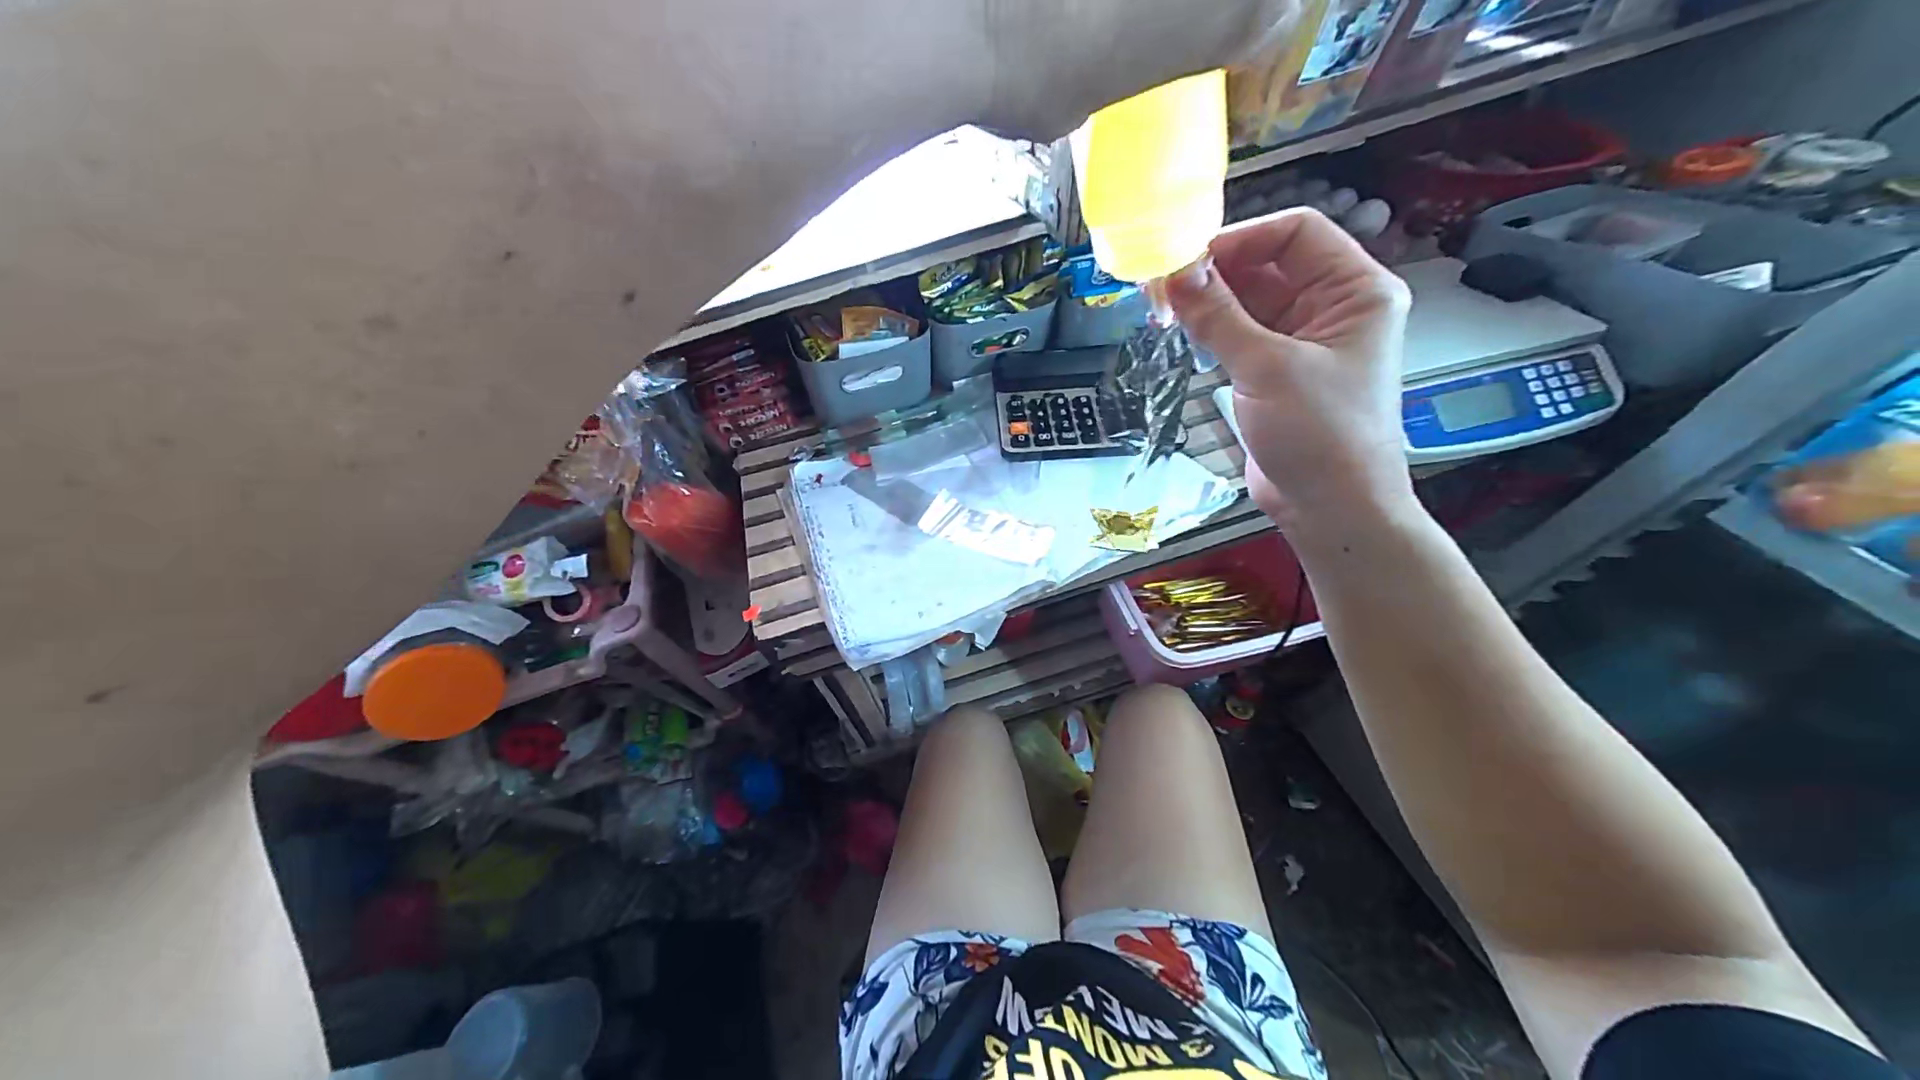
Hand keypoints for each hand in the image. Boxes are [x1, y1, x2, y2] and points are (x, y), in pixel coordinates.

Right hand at [1166, 208, 1415, 534]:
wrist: (1332, 508)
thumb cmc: (1321, 436)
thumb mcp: (1267, 369)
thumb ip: (1218, 316)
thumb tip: (1175, 272)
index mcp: (1355, 291)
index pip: (1296, 234)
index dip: (1241, 239)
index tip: (1188, 257)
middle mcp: (1333, 308)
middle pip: (1268, 266)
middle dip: (1216, 273)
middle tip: (1163, 285)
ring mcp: (1304, 342)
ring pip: (1249, 302)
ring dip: (1209, 303)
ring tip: (1166, 309)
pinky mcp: (1278, 372)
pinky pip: (1242, 335)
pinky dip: (1213, 331)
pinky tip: (1184, 333)